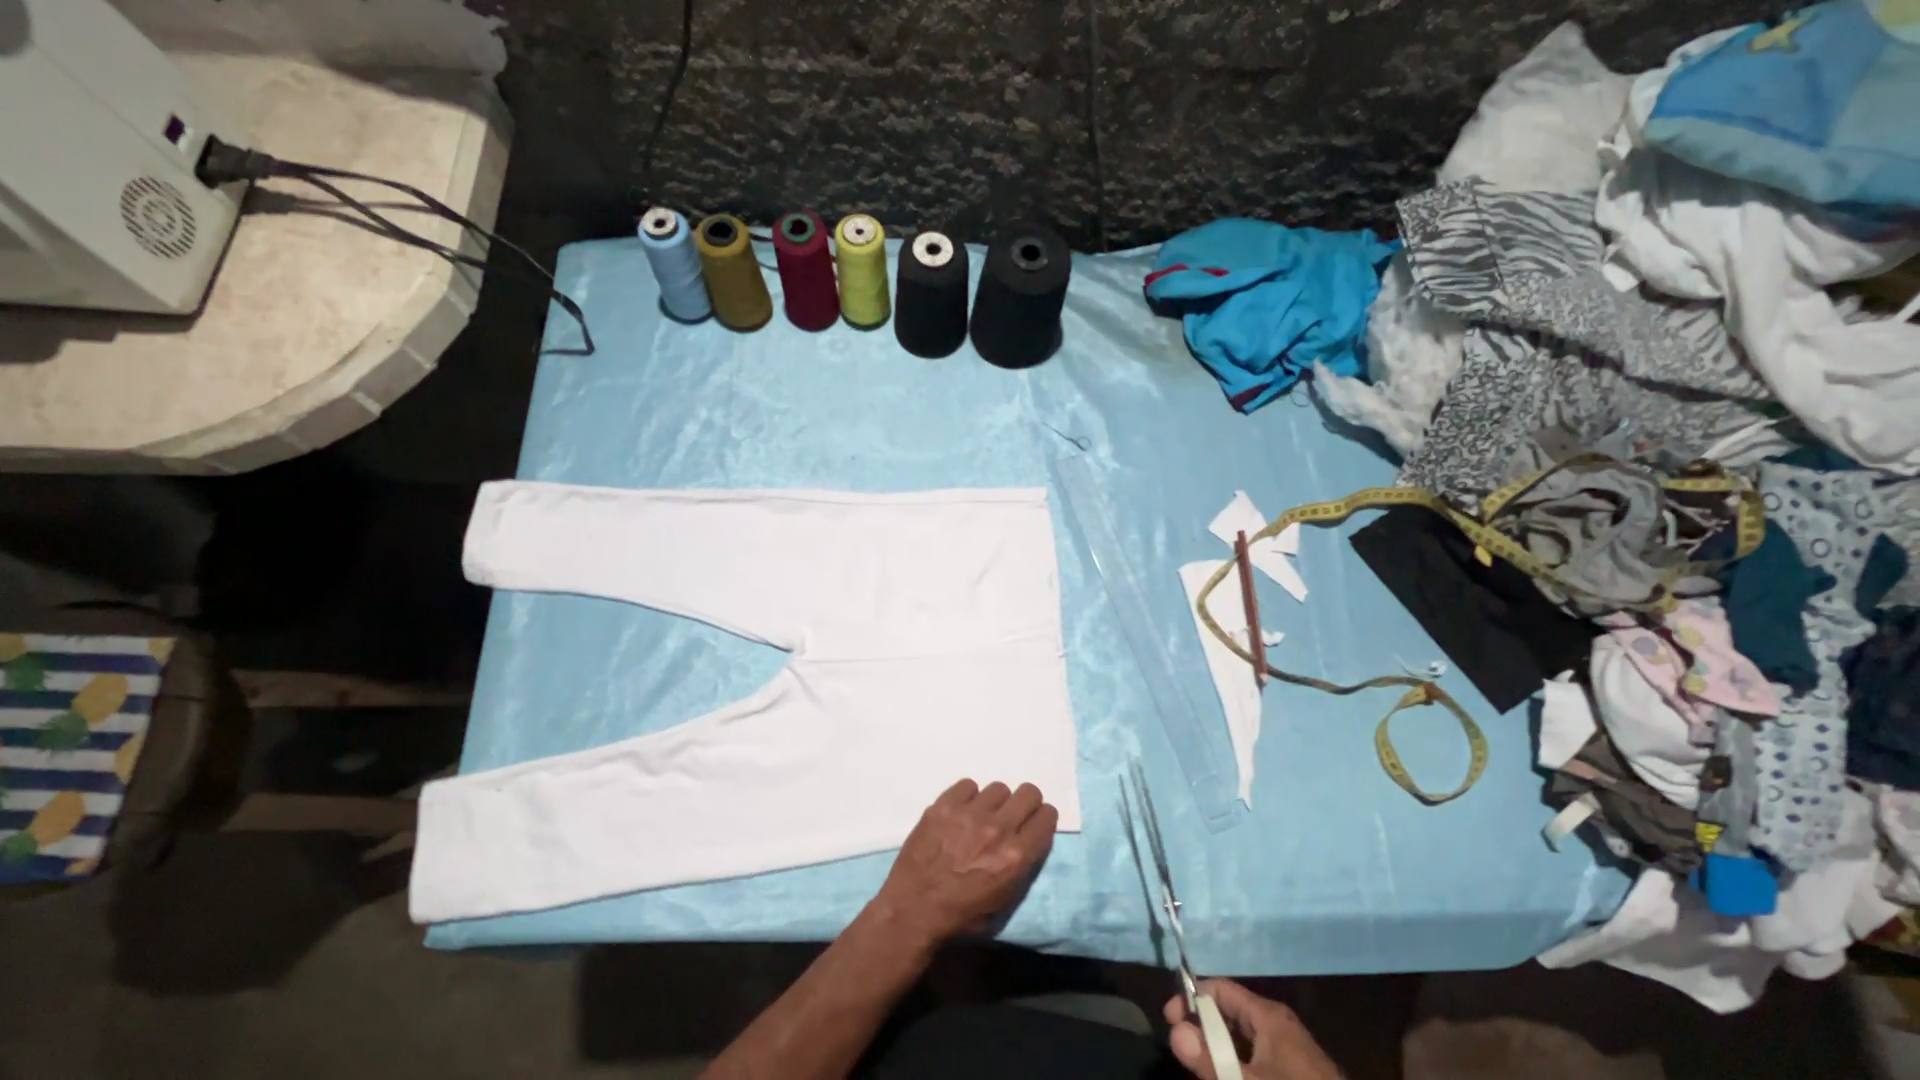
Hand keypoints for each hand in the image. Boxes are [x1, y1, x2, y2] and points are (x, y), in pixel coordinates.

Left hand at [871, 779, 1057, 947]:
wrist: (913, 910)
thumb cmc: (961, 916)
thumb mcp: (1005, 902)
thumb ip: (1022, 867)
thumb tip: (1027, 841)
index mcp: (1017, 856)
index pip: (1047, 816)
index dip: (1042, 820)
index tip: (1033, 825)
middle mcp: (998, 828)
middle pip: (1028, 793)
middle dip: (1025, 805)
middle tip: (1011, 818)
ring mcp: (969, 814)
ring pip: (998, 788)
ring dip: (994, 803)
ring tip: (980, 819)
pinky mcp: (943, 806)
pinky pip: (967, 785)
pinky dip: (967, 798)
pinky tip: (959, 815)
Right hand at [1165, 979, 1340, 1079]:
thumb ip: (1211, 1061)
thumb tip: (1176, 1030)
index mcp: (1268, 1016)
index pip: (1220, 989)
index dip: (1191, 999)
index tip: (1169, 1021)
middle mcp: (1277, 1025)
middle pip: (1229, 1012)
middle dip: (1202, 1027)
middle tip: (1182, 1051)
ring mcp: (1287, 1050)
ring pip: (1241, 1039)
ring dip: (1218, 1050)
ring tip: (1201, 1068)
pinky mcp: (1293, 1071)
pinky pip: (1255, 1057)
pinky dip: (1237, 1064)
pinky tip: (1227, 1076)